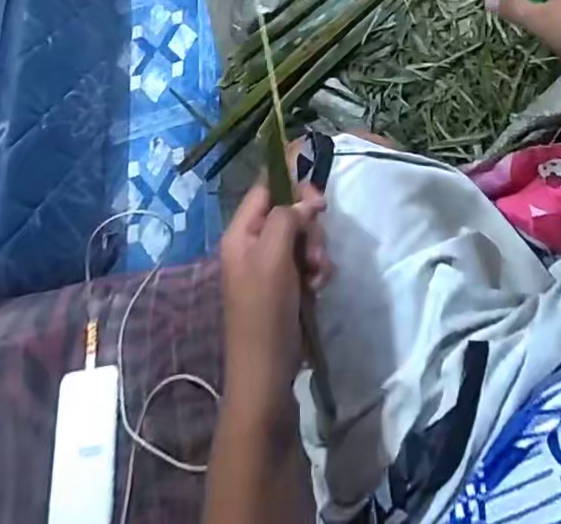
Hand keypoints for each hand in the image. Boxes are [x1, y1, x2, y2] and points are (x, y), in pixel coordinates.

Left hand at [219, 175, 328, 408]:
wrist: (266, 375)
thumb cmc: (265, 312)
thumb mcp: (272, 257)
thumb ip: (286, 218)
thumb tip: (304, 200)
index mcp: (241, 232)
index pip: (265, 189)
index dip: (291, 185)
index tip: (319, 197)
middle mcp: (253, 244)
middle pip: (289, 212)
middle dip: (309, 228)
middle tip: (315, 251)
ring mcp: (270, 266)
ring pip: (303, 237)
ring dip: (317, 252)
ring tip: (317, 277)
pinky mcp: (286, 284)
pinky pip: (307, 262)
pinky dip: (316, 271)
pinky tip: (318, 289)